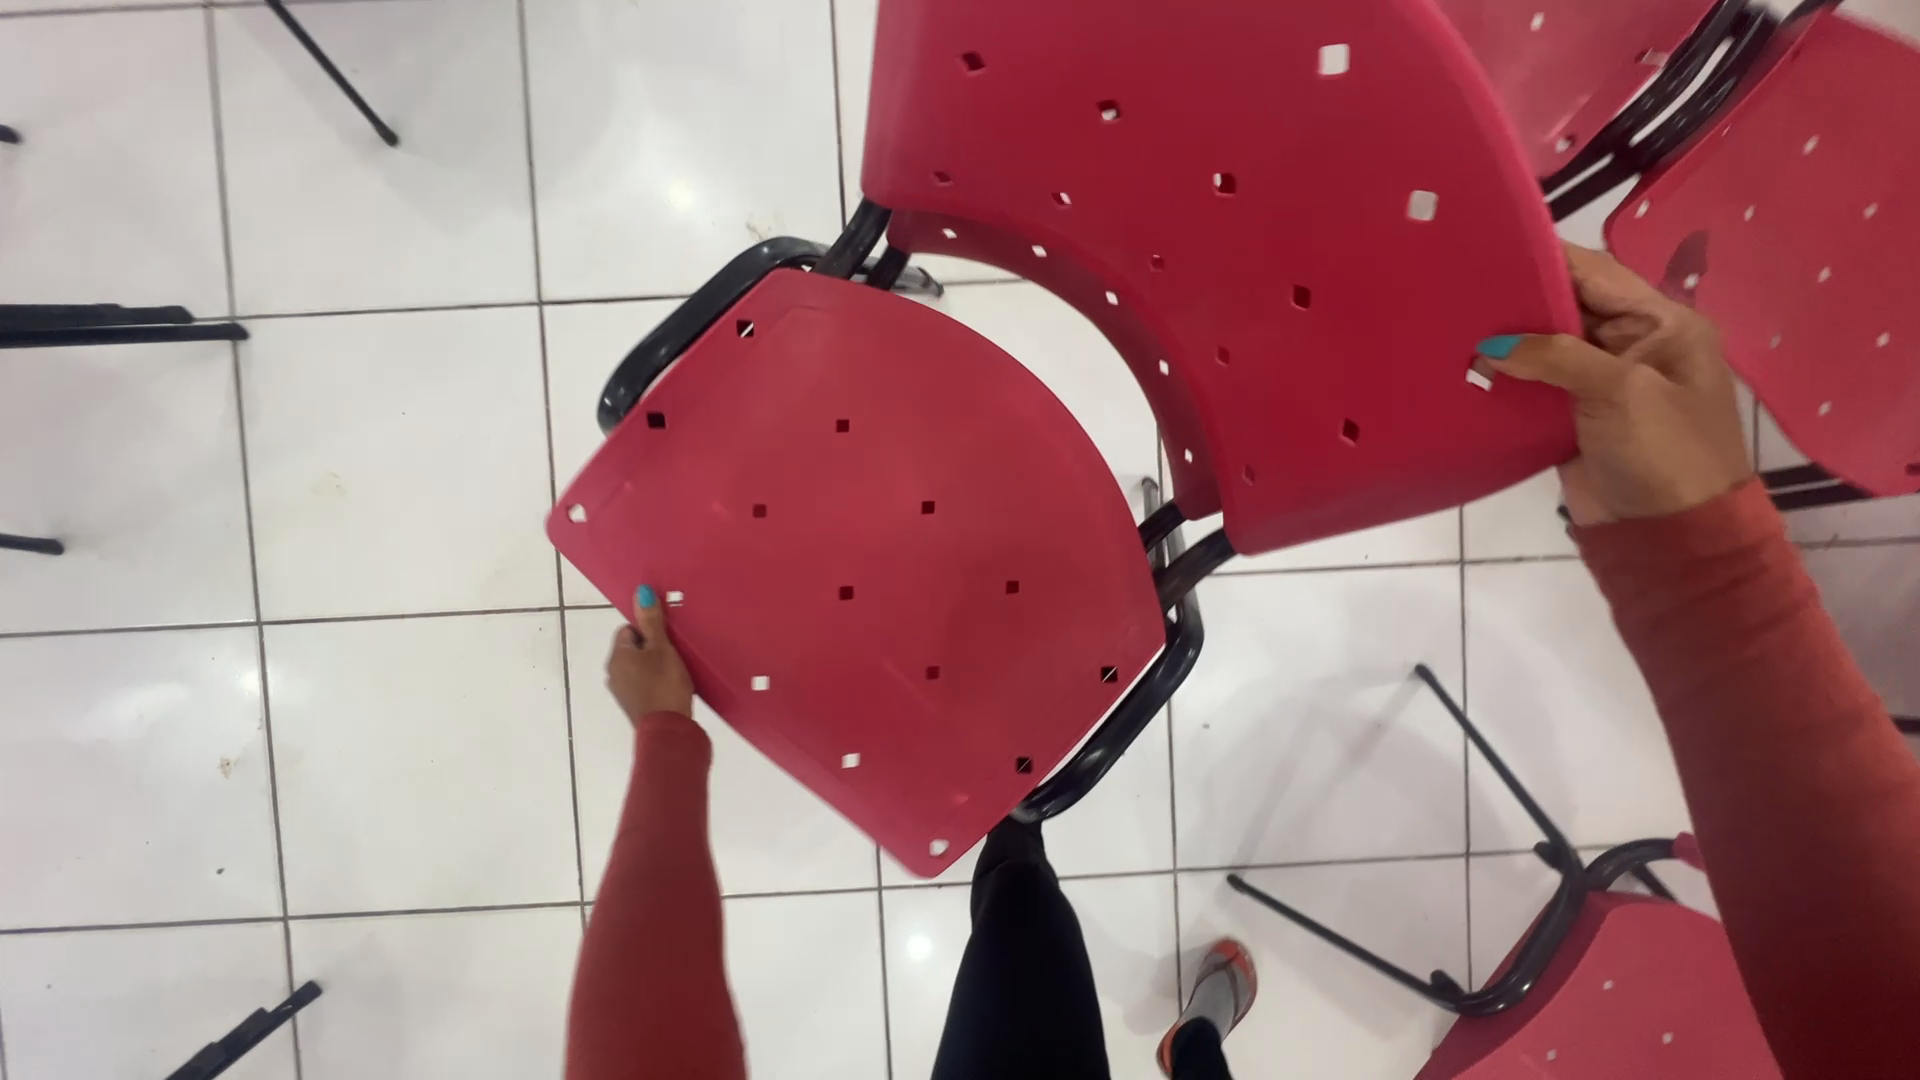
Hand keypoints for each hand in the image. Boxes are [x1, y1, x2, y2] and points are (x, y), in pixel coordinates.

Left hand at [607, 585, 694, 722]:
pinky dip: (653, 681)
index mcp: (617, 655)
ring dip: (653, 665)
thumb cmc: (664, 683)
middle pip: (632, 649)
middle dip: (651, 648)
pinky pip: (641, 683)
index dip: (647, 631)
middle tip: (673, 653)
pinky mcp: (632, 705)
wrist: (666, 728)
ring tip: (675, 670)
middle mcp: (612, 672)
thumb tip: (640, 591)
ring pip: (637, 667)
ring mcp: (620, 691)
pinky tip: (670, 686)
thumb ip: (652, 621)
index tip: (666, 639)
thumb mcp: (662, 648)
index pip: (627, 630)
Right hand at [1477, 243, 1751, 525]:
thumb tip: (1490, 346)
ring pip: (1541, 347)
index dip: (1548, 258)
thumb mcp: (1620, 392)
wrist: (1666, 528)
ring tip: (1449, 325)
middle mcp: (1629, 344)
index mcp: (1661, 324)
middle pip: (1566, 307)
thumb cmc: (1663, 450)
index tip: (1492, 247)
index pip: (1597, 275)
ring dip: (1503, 340)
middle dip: (1517, 299)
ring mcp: (1596, 381)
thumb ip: (1558, 358)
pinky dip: (1500, 377)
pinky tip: (1462, 370)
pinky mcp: (1567, 414)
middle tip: (1457, 289)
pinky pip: (1529, 384)